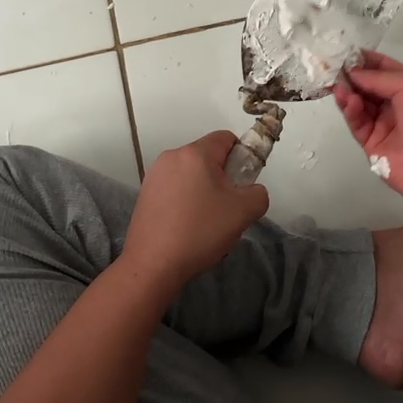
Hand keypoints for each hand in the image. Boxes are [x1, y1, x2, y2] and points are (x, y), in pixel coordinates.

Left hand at [121, 131, 269, 290]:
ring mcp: (154, 175)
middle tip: (228, 209)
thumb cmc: (200, 231)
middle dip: (223, 178)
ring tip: (207, 223)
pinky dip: (186, 202)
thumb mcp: (243, 212)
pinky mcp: (144, 194)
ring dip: (204, 191)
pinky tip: (187, 228)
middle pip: (207, 157)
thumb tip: (252, 191)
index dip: (242, 156)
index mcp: (195, 153)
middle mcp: (171, 157)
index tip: (243, 184)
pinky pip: (175, 189)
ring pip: (191, 175)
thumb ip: (258, 193)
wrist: (153, 264)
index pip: (226, 138)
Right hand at [333, 51, 402, 195]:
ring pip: (360, 103)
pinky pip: (358, 122)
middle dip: (352, 76)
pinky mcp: (372, 143)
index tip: (345, 51)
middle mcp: (399, 104)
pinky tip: (348, 102)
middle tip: (331, 67)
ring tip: (337, 85)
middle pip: (370, 85)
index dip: (367, 59)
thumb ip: (380, 77)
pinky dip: (351, 110)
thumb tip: (353, 73)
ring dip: (349, 92)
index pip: (386, 69)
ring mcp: (385, 124)